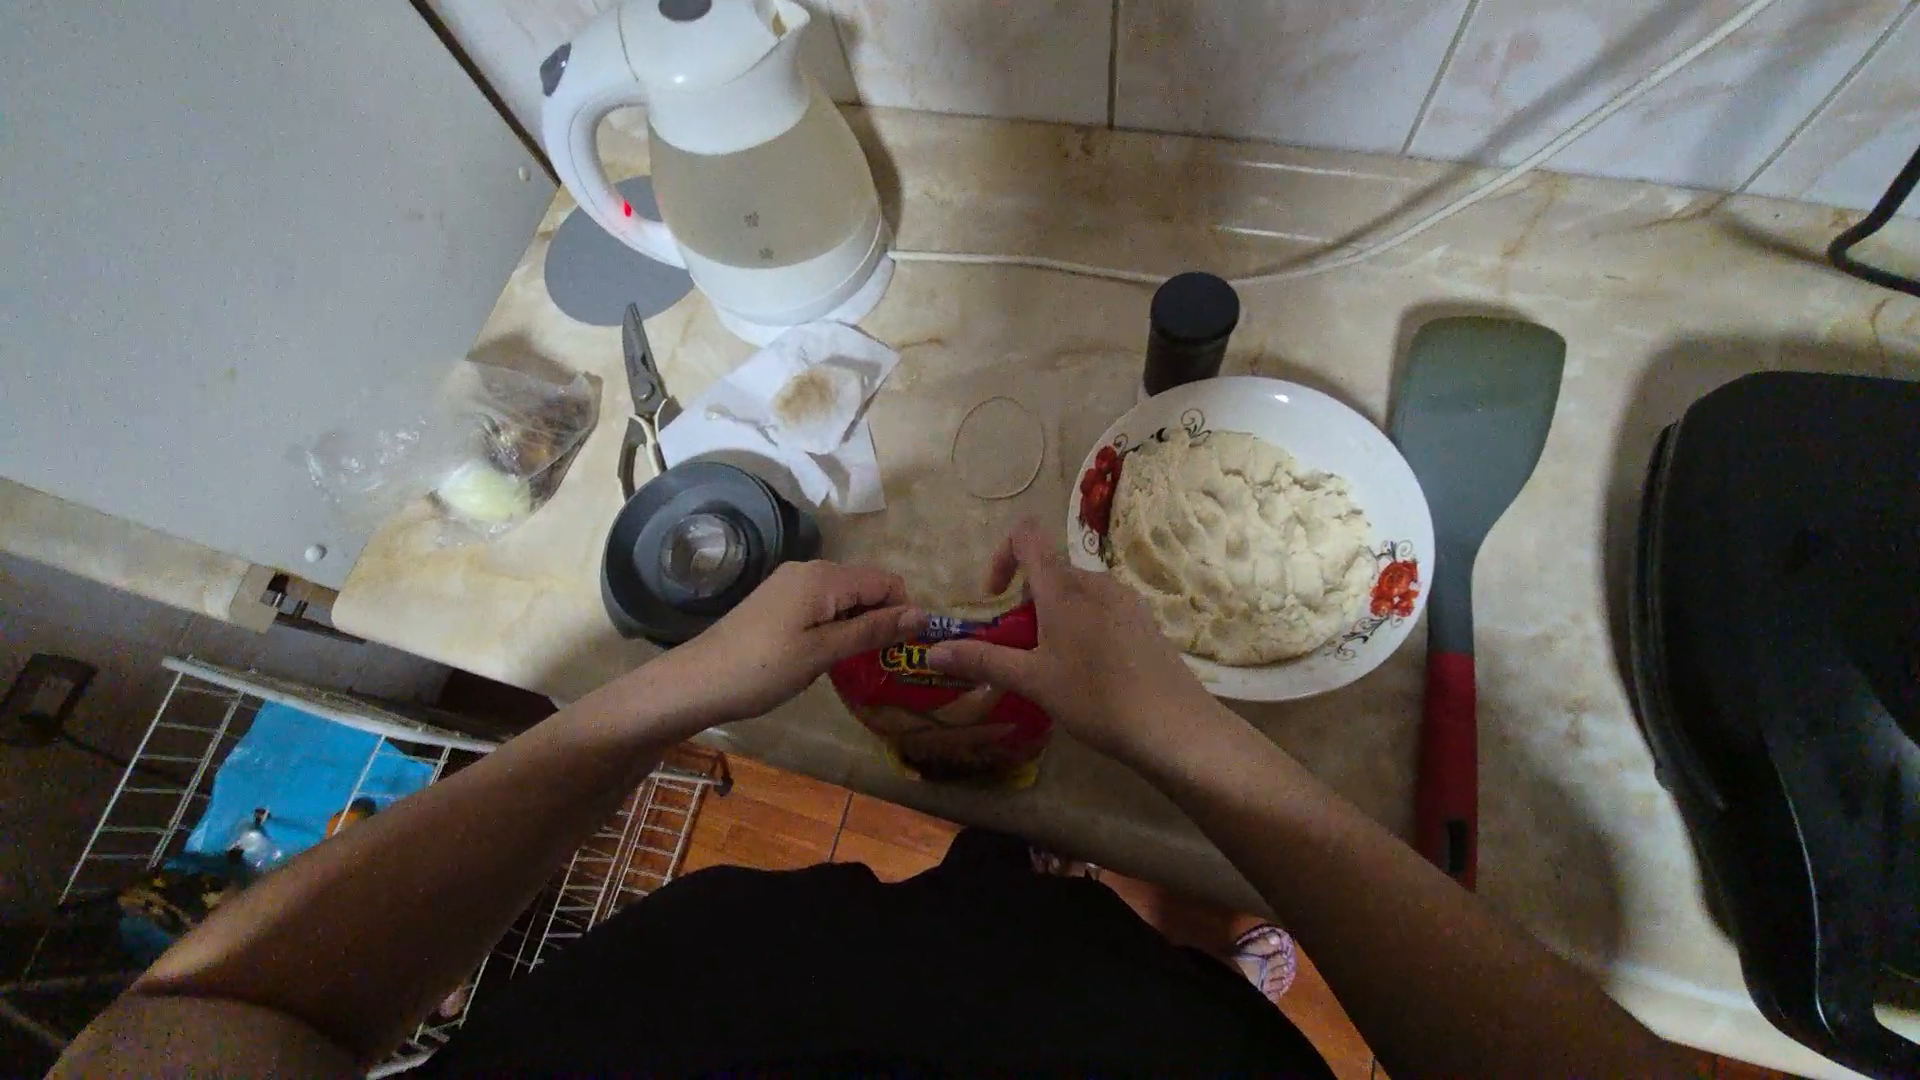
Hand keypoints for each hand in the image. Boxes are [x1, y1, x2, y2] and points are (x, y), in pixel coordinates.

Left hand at [660, 560, 925, 725]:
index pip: (885, 580)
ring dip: (857, 624)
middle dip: (881, 617)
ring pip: (844, 596)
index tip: (902, 649)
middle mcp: (810, 570)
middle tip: (879, 661)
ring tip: (852, 662)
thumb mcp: (823, 653)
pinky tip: (824, 654)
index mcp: (824, 577)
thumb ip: (873, 631)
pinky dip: (834, 624)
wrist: (696, 682)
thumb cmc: (763, 669)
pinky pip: (822, 603)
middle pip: (865, 585)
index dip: (902, 610)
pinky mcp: (777, 599)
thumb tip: (922, 615)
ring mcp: (790, 583)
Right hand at [924, 517, 1217, 764]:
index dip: (1002, 555)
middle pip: (1049, 572)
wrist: (1175, 727)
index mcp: (1064, 587)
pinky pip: (1101, 609)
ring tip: (1053, 667)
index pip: (1027, 535)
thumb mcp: (1032, 680)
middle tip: (1020, 652)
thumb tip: (931, 653)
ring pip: (1075, 593)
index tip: (994, 597)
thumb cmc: (1096, 698)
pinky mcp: (1144, 621)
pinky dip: (1081, 627)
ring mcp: (1125, 600)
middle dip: (1025, 604)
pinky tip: (1089, 673)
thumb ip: (982, 661)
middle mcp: (1096, 582)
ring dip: (1053, 618)